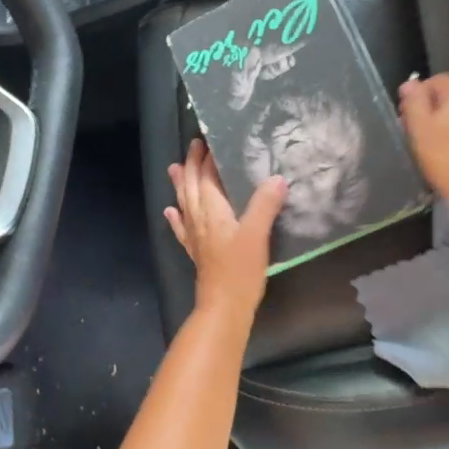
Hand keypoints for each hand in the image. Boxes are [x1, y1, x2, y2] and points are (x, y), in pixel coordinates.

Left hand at [165, 139, 287, 317]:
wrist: (223, 308)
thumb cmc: (240, 271)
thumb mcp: (257, 235)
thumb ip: (265, 205)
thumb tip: (276, 178)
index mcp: (212, 211)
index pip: (206, 178)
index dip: (205, 159)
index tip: (206, 139)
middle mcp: (199, 221)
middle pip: (191, 188)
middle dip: (192, 166)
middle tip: (192, 147)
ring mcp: (196, 239)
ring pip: (184, 205)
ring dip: (180, 186)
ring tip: (174, 170)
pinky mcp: (198, 254)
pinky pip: (183, 229)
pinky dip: (177, 218)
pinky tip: (171, 214)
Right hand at [397, 72, 448, 232]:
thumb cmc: (448, 158)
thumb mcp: (421, 128)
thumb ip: (414, 102)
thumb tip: (410, 82)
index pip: (438, 79)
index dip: (418, 92)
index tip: (405, 115)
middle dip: (430, 109)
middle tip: (413, 133)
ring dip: (443, 124)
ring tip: (429, 147)